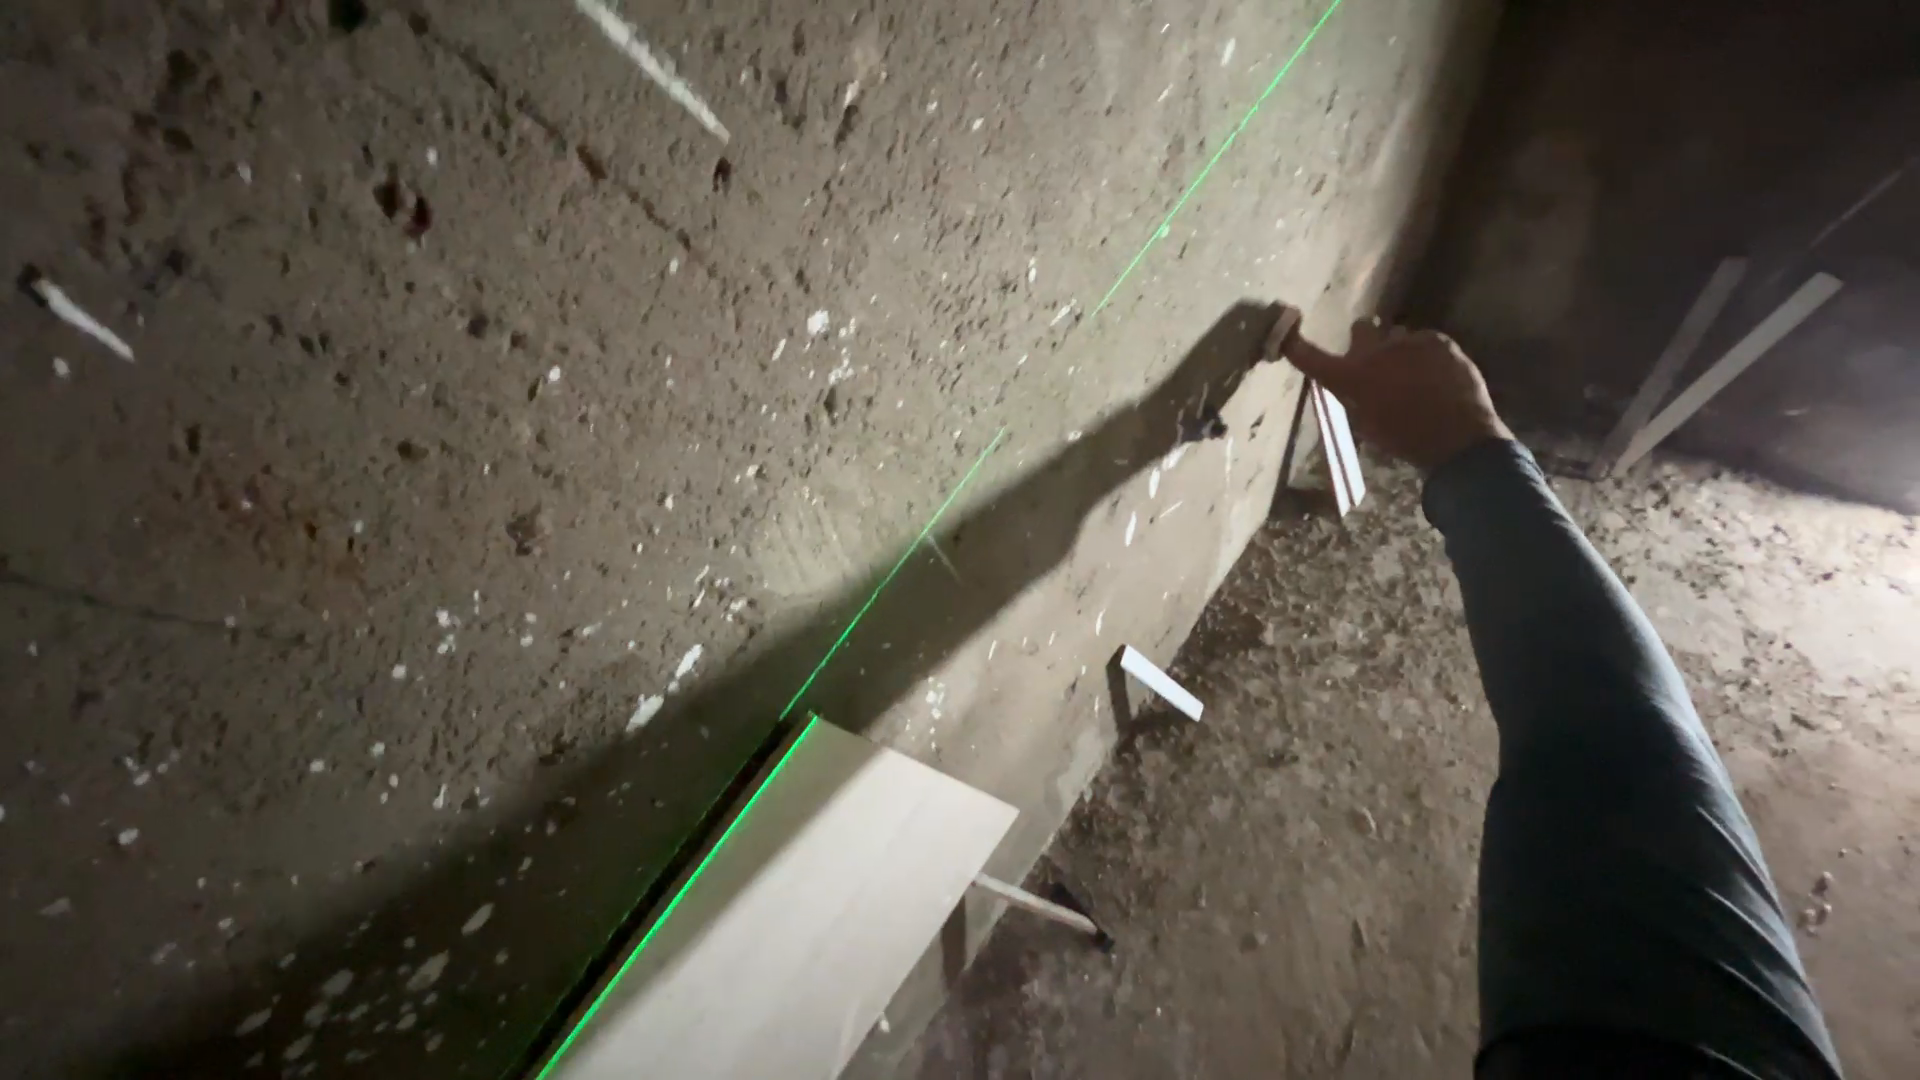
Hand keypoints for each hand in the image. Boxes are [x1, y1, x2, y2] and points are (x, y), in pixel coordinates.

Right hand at [1285, 315, 1512, 471]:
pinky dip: (1424, 352)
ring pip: (1395, 334)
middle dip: (1365, 338)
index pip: (1312, 358)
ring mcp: (1407, 342)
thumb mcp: (1363, 422)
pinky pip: (1423, 339)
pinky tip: (1434, 373)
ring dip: (1397, 348)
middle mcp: (1372, 353)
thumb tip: (1349, 381)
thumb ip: (1352, 394)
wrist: (1455, 437)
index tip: (1286, 335)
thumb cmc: (1401, 438)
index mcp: (1349, 378)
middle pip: (1361, 328)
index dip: (1296, 346)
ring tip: (1413, 371)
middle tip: (1375, 357)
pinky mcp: (1436, 340)